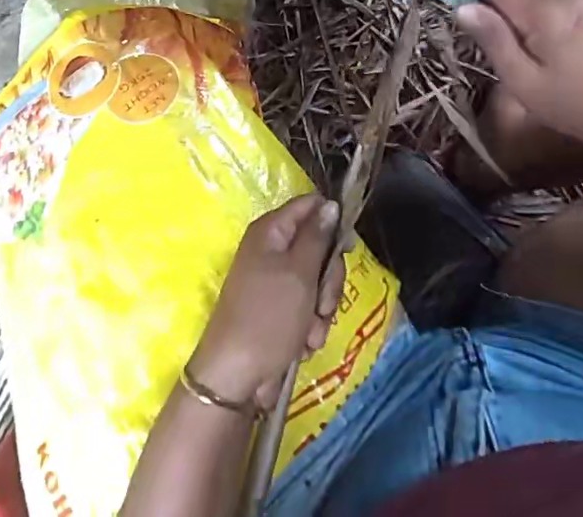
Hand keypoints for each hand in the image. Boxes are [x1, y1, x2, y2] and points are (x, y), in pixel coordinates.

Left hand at [187, 194, 347, 408]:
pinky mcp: (279, 308)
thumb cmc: (268, 317)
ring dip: (322, 308)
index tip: (347, 248)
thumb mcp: (300, 273)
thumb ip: (318, 236)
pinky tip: (303, 343)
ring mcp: (275, 280)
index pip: (310, 206)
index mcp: (271, 231)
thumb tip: (330, 204)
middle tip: (322, 302)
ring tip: (310, 331)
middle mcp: (272, 249)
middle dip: (328, 279)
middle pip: (319, 246)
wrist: (236, 376)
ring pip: (318, 280)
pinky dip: (311, 324)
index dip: (332, 222)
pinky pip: (308, 306)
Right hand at [456, 0, 582, 145]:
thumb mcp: (520, 78)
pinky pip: (562, 10)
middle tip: (520, 60)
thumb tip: (463, 8)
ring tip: (544, 61)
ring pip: (540, 2)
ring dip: (532, 24)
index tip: (489, 40)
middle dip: (511, 21)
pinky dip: (554, 26)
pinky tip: (565, 56)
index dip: (484, 10)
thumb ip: (492, 39)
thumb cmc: (568, 103)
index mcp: (545, 11)